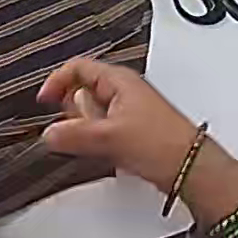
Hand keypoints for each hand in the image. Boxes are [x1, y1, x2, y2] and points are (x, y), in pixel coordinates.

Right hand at [37, 59, 237, 237]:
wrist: (193, 170)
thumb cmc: (162, 144)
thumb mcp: (108, 136)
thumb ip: (73, 134)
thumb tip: (48, 134)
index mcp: (119, 80)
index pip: (77, 67)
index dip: (57, 81)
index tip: (44, 102)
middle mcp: (125, 90)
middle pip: (83, 90)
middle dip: (73, 110)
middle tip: (78, 128)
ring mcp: (129, 111)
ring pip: (93, 113)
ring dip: (86, 128)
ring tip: (100, 144)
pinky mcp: (133, 131)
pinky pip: (104, 130)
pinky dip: (98, 140)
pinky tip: (107, 154)